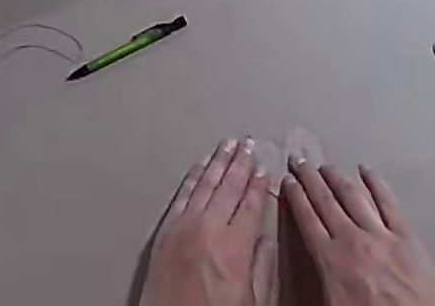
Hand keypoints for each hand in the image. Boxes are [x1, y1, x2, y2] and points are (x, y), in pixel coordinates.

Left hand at [140, 138, 271, 305]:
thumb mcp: (253, 305)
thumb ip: (263, 271)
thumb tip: (267, 240)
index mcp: (233, 249)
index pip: (250, 207)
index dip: (258, 186)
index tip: (264, 169)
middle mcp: (208, 230)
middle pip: (228, 188)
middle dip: (240, 164)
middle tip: (249, 144)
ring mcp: (184, 225)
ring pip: (205, 184)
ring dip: (218, 161)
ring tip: (229, 144)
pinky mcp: (167, 228)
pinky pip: (183, 193)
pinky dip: (194, 175)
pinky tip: (201, 163)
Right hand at [281, 160, 434, 305]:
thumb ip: (317, 281)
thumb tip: (297, 284)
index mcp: (330, 260)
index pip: (306, 217)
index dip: (295, 195)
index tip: (288, 180)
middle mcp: (351, 241)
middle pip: (324, 199)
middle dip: (308, 177)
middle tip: (299, 161)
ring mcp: (381, 237)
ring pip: (351, 196)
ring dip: (335, 177)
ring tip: (325, 166)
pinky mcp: (407, 240)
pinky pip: (388, 204)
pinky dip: (376, 184)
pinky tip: (366, 171)